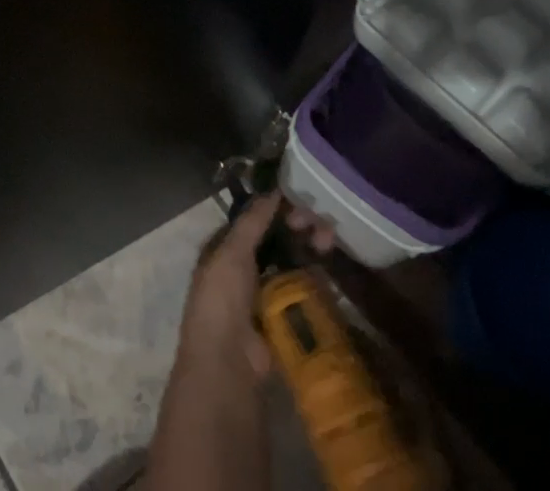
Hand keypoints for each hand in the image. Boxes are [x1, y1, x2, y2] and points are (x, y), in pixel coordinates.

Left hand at [180, 193, 336, 380]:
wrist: (228, 359)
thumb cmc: (222, 298)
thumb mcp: (230, 252)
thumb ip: (252, 222)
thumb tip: (272, 191)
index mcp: (222, 250)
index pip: (253, 220)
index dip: (275, 208)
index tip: (300, 199)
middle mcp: (242, 267)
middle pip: (275, 238)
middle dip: (297, 226)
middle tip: (318, 221)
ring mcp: (264, 290)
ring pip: (291, 259)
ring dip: (309, 245)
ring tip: (327, 238)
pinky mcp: (284, 311)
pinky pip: (302, 285)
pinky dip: (315, 272)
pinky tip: (327, 260)